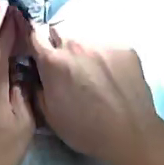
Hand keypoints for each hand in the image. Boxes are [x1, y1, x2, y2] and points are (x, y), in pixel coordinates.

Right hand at [26, 21, 163, 164]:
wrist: (130, 134)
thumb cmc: (85, 129)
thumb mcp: (49, 114)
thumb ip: (36, 86)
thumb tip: (32, 72)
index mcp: (53, 60)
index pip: (34, 33)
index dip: (34, 41)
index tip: (38, 50)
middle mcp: (76, 44)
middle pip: (59, 30)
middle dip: (58, 43)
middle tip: (66, 65)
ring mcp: (102, 43)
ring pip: (85, 36)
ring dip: (83, 49)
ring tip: (92, 71)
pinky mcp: (124, 47)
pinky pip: (107, 45)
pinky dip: (105, 56)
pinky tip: (112, 75)